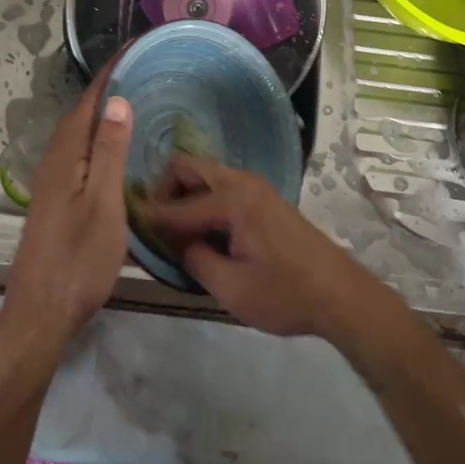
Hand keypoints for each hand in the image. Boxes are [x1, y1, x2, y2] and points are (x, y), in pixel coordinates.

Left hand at [1, 59, 133, 344]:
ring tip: (141, 98)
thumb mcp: (103, 206)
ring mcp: (55, 182)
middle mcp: (56, 161)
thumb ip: (110, 153)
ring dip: (108, 112)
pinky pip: (85, 153)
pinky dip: (105, 139)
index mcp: (67, 155)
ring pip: (84, 134)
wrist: (41, 314)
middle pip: (85, 113)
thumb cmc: (78, 261)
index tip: (136, 46)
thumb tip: (117, 99)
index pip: (90, 100)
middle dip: (112, 86)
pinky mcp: (60, 200)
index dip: (111, 71)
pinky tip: (124, 149)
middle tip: (147, 68)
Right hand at [141, 154, 387, 338]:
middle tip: (152, 230)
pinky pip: (220, 188)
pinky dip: (201, 202)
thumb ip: (193, 259)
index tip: (124, 230)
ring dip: (183, 197)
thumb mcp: (231, 288)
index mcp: (233, 199)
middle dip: (164, 194)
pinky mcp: (262, 199)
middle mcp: (242, 182)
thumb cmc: (286, 294)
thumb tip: (168, 242)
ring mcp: (255, 187)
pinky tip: (198, 235)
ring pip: (204, 176)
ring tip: (171, 236)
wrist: (340, 295)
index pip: (177, 206)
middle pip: (188, 168)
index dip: (149, 221)